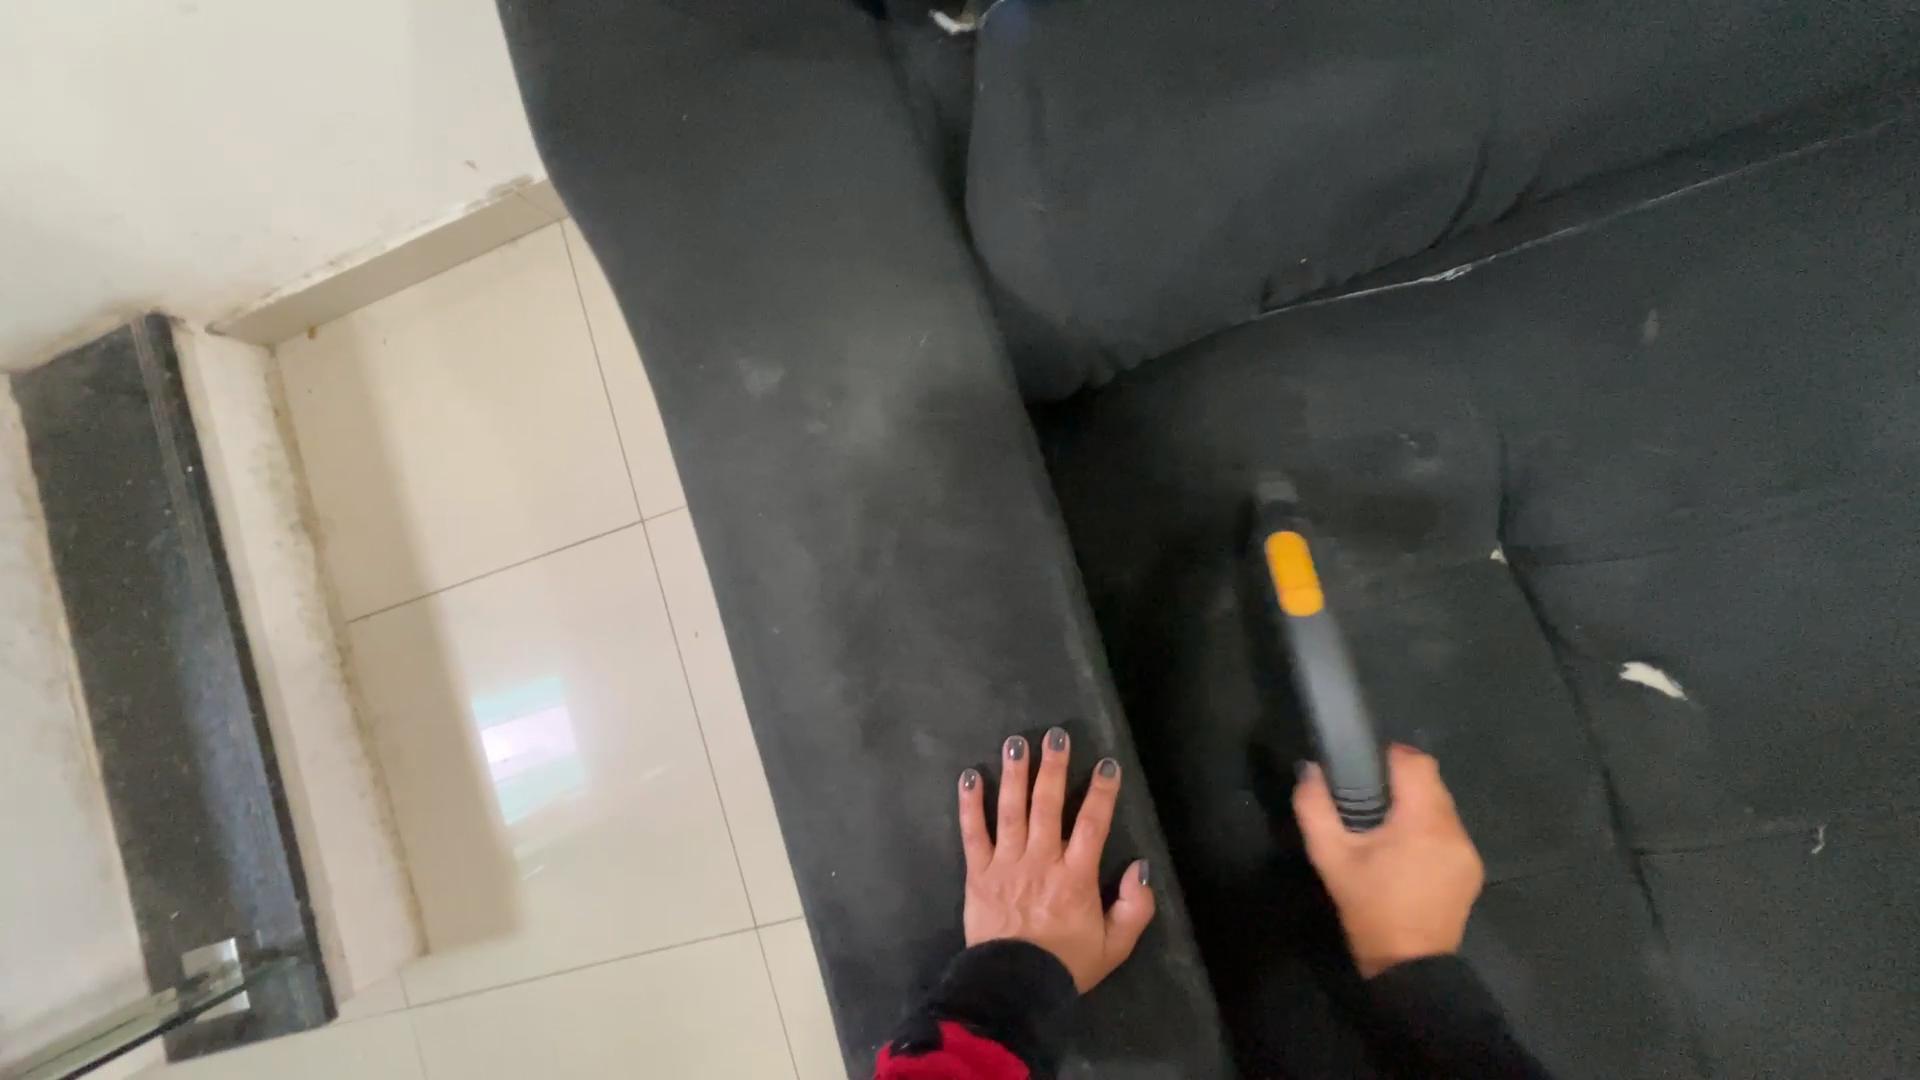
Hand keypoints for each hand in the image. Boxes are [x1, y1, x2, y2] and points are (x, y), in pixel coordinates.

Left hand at [957, 727, 1155, 991]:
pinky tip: (970, 776)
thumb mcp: (1114, 946)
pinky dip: (970, 804)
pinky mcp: (978, 872)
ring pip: (1011, 810)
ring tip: (1016, 741)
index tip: (1106, 764)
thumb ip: (1134, 907)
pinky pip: (973, 833)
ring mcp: (1006, 864)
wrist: (1015, 991)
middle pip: (1048, 805)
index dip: (1101, 792)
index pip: (1093, 824)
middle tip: (1056, 734)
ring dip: (1014, 773)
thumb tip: (1141, 867)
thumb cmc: (1066, 965)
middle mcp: (1041, 860)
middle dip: (1053, 767)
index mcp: (1075, 876)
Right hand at [1293, 744, 1483, 978]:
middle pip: (1430, 780)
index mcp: (1423, 823)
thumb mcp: (1328, 855)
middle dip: (1398, 779)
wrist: (1408, 966)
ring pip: (1440, 804)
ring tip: (1380, 823)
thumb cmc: (1368, 905)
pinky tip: (1401, 848)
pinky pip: (1446, 828)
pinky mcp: (1470, 868)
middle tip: (1364, 796)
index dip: (1388, 756)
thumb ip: (1314, 806)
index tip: (1360, 767)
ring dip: (1412, 802)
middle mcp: (1454, 831)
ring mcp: (1467, 851)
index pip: (1416, 763)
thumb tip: (1309, 770)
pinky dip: (1424, 824)